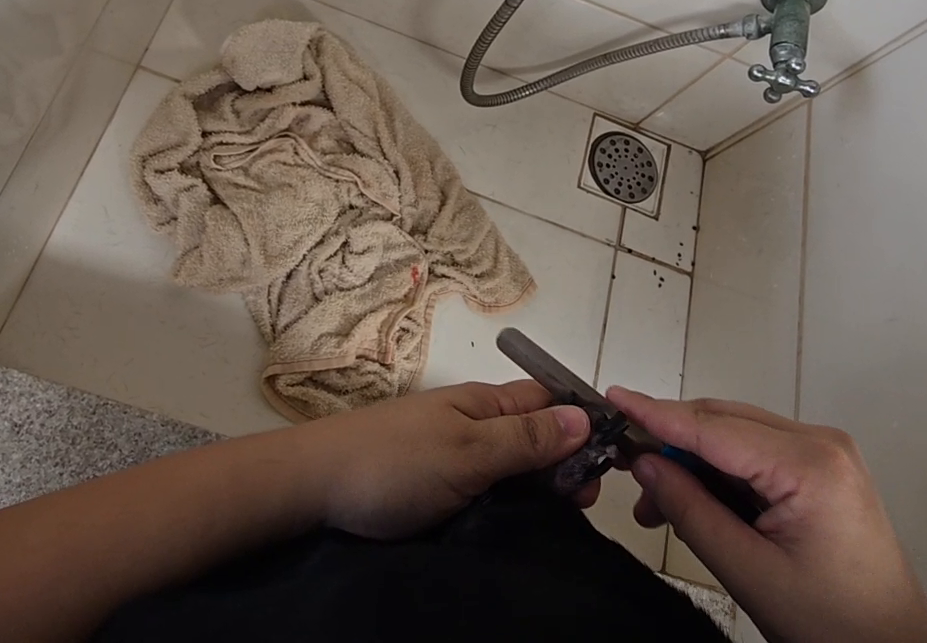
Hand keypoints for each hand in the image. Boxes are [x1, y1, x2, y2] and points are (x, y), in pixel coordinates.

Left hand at [297, 381, 591, 539]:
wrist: (315, 486)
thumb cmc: (395, 463)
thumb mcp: (467, 451)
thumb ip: (524, 438)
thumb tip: (585, 415)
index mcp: (483, 402)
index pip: (547, 400)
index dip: (581, 422)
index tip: (611, 464)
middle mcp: (472, 422)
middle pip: (534, 434)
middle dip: (564, 462)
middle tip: (581, 505)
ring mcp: (453, 454)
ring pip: (512, 465)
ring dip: (539, 486)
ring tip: (560, 519)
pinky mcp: (436, 485)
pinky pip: (487, 489)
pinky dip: (509, 503)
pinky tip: (519, 526)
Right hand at [610, 388, 926, 642]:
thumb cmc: (831, 624)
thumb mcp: (748, 571)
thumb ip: (690, 510)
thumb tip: (642, 463)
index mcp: (810, 464)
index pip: (713, 427)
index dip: (657, 413)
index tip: (614, 398)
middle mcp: (819, 442)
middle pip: (722, 423)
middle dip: (669, 444)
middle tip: (623, 469)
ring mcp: (823, 452)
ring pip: (732, 436)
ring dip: (690, 462)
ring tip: (654, 505)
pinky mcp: (820, 468)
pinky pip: (752, 453)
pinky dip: (717, 472)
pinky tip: (692, 502)